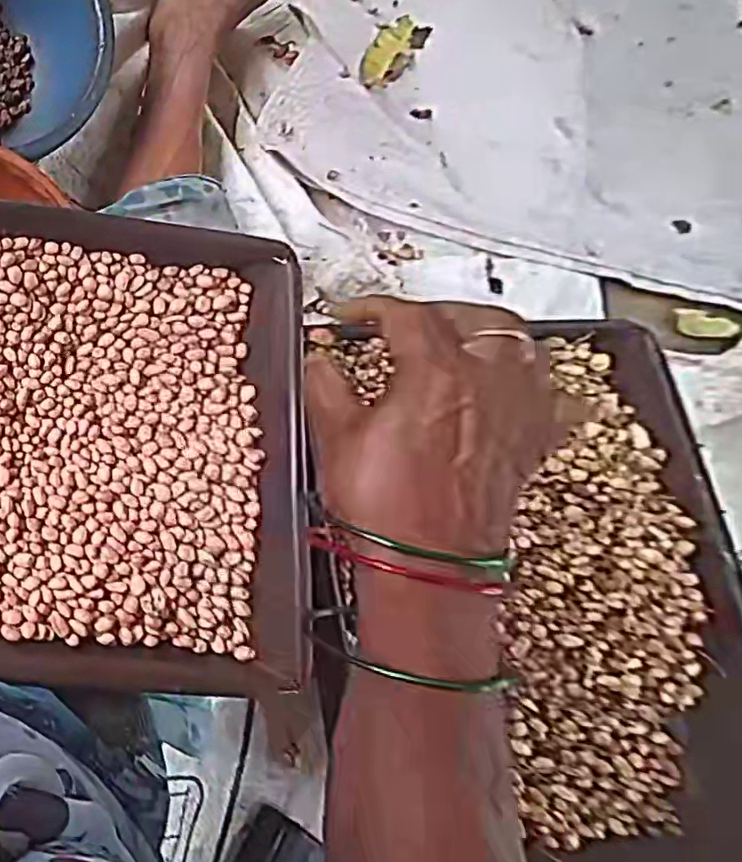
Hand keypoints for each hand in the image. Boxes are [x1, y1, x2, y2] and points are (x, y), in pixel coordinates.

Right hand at [306, 298, 561, 555]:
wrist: (425, 553)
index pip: (409, 317)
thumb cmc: (381, 499)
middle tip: (397, 319)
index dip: (372, 308)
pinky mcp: (531, 439)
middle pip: (477, 319)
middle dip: (433, 310)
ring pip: (520, 345)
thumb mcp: (331, 432)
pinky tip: (493, 381)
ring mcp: (519, 411)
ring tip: (445, 339)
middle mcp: (490, 385)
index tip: (349, 313)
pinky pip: (544, 388)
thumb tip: (317, 357)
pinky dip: (519, 372)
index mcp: (437, 376)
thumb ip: (324, 382)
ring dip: (480, 333)